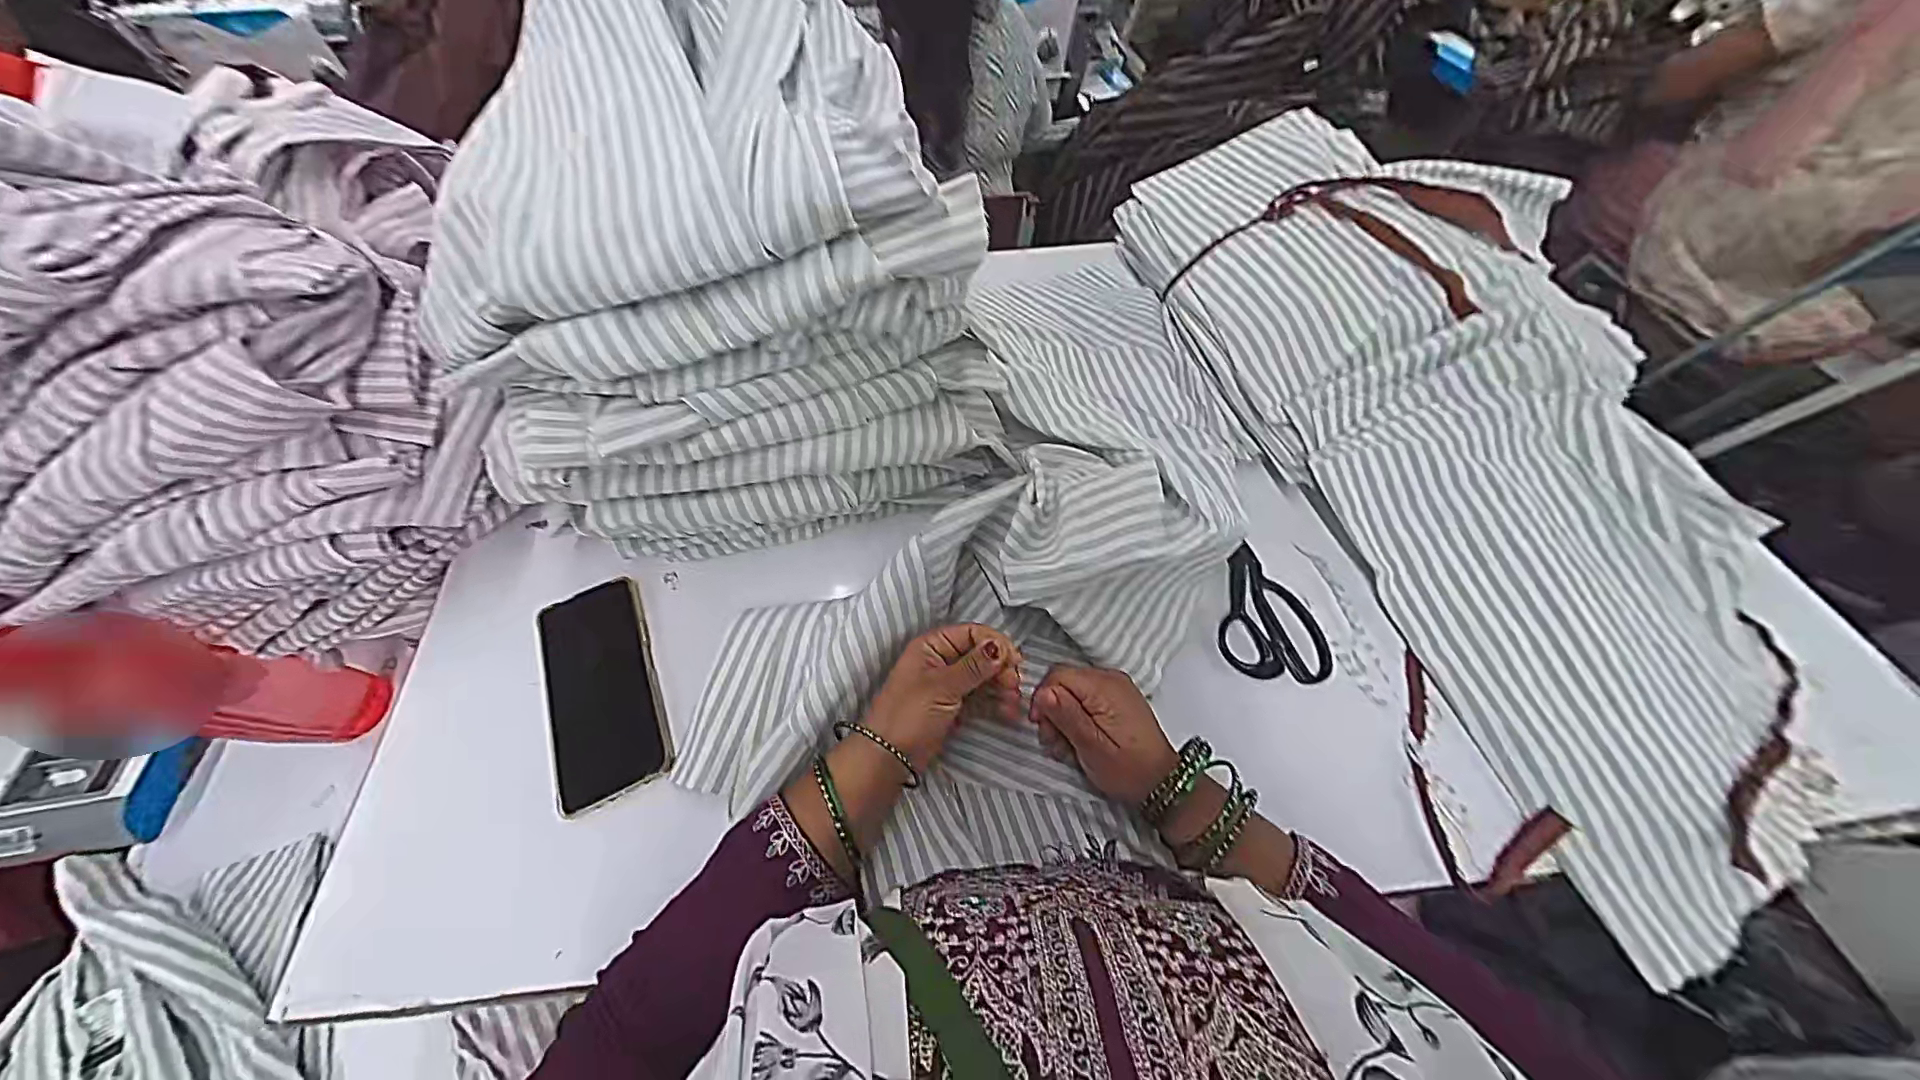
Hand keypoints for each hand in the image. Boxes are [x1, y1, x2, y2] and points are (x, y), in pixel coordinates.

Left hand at [862, 623, 1022, 769]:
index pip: (971, 633)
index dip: (995, 644)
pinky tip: (1007, 711)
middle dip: (1000, 668)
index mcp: (932, 646)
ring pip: (983, 677)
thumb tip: (999, 647)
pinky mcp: (953, 706)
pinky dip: (994, 702)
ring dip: (1001, 687)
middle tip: (1014, 686)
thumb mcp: (942, 686)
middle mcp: (940, 660)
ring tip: (1013, 702)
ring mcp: (947, 684)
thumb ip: (974, 666)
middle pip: (980, 655)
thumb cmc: (909, 714)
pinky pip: (980, 697)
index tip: (1014, 661)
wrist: (888, 757)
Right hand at [1029, 666, 1178, 805]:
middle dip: (1053, 712)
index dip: (1043, 700)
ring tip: (1070, 746)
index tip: (1043, 727)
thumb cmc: (1129, 770)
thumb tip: (1043, 693)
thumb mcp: (1092, 747)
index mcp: (1104, 687)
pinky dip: (1077, 717)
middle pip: (1063, 682)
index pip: (1057, 675)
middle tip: (1056, 742)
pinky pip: (1085, 698)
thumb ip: (1066, 716)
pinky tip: (1081, 740)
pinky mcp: (1116, 699)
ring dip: (1063, 718)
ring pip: (1072, 692)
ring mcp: (1115, 688)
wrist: (1162, 783)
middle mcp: (1110, 679)